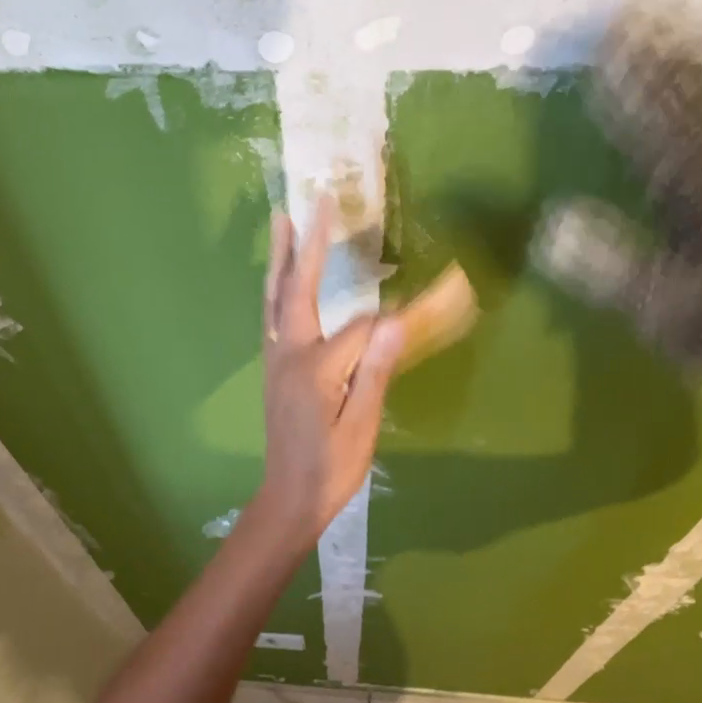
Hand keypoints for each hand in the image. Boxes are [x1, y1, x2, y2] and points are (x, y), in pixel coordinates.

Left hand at [251, 201, 403, 549]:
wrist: (289, 499)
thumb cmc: (331, 468)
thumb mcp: (362, 426)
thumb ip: (376, 372)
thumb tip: (396, 321)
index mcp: (316, 369)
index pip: (361, 330)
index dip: (392, 324)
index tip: (429, 308)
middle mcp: (289, 355)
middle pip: (297, 289)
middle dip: (307, 245)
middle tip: (310, 202)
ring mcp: (276, 361)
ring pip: (276, 299)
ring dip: (281, 259)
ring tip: (281, 221)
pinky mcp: (272, 370)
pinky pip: (272, 317)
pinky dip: (277, 289)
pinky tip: (281, 280)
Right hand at [533, 0, 701, 440]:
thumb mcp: (661, 312)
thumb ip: (612, 268)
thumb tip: (550, 227)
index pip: (666, 137)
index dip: (635, 93)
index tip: (605, 52)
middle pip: (700, 105)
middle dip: (663, 57)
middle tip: (629, 11)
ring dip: (696, 54)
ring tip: (666, 12)